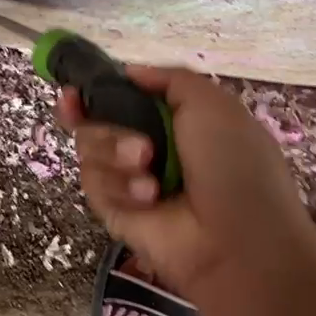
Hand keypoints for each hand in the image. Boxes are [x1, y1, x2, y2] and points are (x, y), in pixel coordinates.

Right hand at [59, 66, 315, 294]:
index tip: (74, 94)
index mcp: (172, 121)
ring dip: (116, 154)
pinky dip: (119, 185)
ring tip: (149, 172)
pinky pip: (93, 182)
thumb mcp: (214, 105)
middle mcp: (146, 146)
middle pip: (92, 120)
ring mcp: (127, 179)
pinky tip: (148, 197)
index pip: (118, 99)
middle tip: (121, 135)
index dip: (93, 93)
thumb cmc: (235, 168)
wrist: (241, 244)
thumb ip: (170, 79)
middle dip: (102, 124)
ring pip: (89, 148)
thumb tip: (128, 72)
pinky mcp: (113, 209)